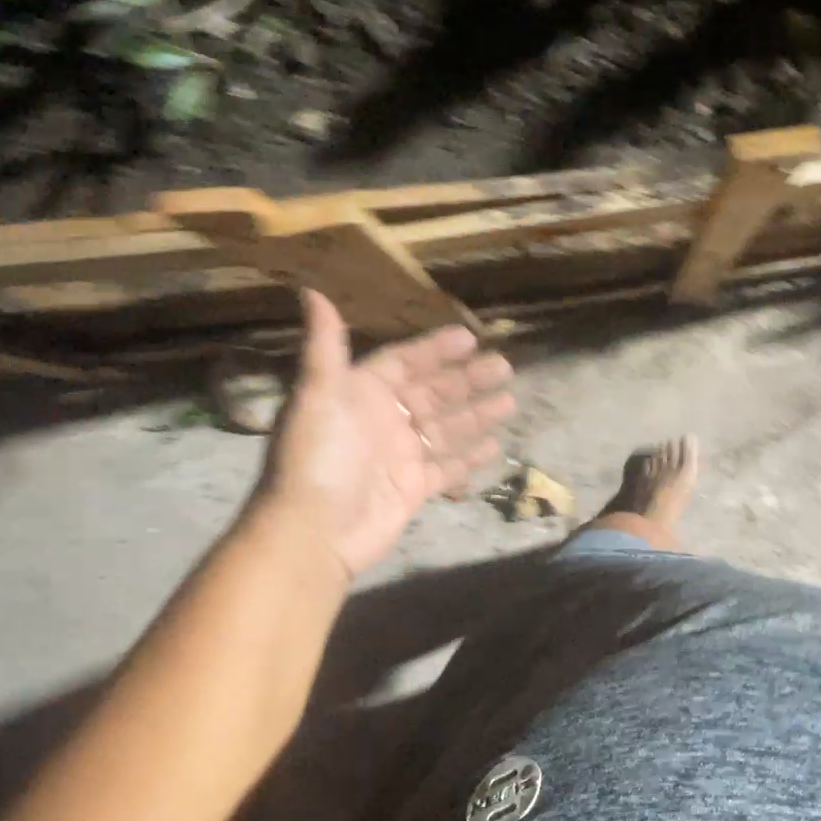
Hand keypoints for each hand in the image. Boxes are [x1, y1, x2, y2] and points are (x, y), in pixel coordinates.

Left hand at [255, 289, 515, 576]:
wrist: (314, 531)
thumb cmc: (316, 458)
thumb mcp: (317, 396)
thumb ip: (324, 346)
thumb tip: (310, 289)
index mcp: (359, 394)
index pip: (404, 363)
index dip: (435, 350)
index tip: (471, 337)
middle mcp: (382, 420)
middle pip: (433, 393)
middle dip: (468, 380)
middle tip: (505, 367)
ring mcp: (400, 456)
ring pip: (446, 428)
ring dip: (477, 414)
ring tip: (510, 401)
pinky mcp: (413, 488)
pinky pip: (448, 467)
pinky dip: (470, 458)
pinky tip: (495, 446)